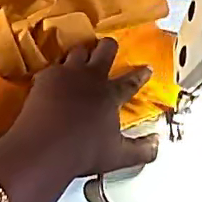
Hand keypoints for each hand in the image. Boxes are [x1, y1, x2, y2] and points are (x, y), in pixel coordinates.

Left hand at [0, 38, 159, 179]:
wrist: (45, 146)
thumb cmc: (83, 151)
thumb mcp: (118, 156)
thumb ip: (141, 150)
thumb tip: (157, 144)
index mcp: (110, 94)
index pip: (130, 81)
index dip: (141, 74)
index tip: (147, 68)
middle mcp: (91, 77)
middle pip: (105, 50)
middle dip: (109, 46)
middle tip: (110, 46)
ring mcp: (67, 73)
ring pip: (79, 50)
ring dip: (82, 52)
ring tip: (83, 54)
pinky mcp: (46, 76)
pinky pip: (53, 66)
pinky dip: (56, 71)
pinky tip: (53, 75)